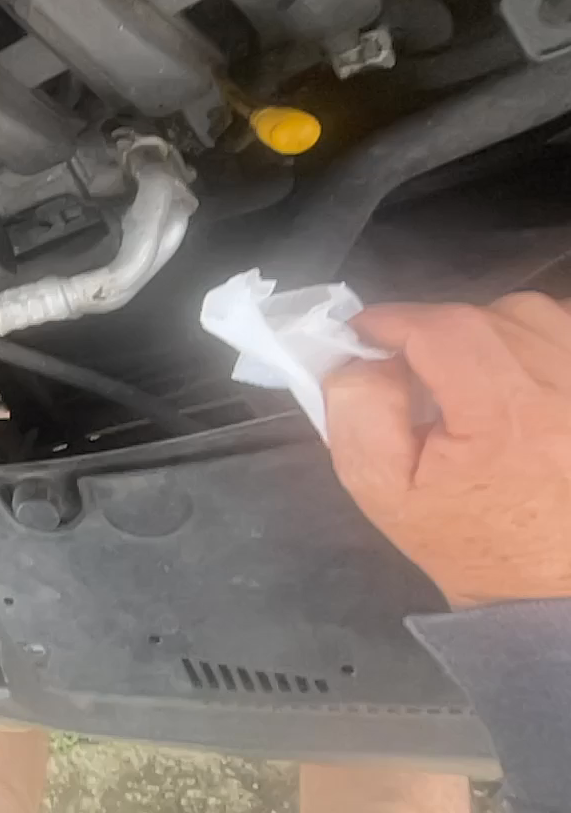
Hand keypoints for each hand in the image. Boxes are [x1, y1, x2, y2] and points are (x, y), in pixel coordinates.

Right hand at [324, 293, 570, 608]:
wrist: (555, 593)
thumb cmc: (458, 536)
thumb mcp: (375, 481)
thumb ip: (356, 407)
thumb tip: (366, 357)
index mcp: (510, 421)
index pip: (446, 328)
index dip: (391, 319)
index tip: (360, 336)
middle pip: (497, 315)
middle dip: (435, 326)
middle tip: (406, 359)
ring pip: (545, 316)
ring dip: (489, 329)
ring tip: (462, 366)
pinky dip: (537, 341)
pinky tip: (513, 373)